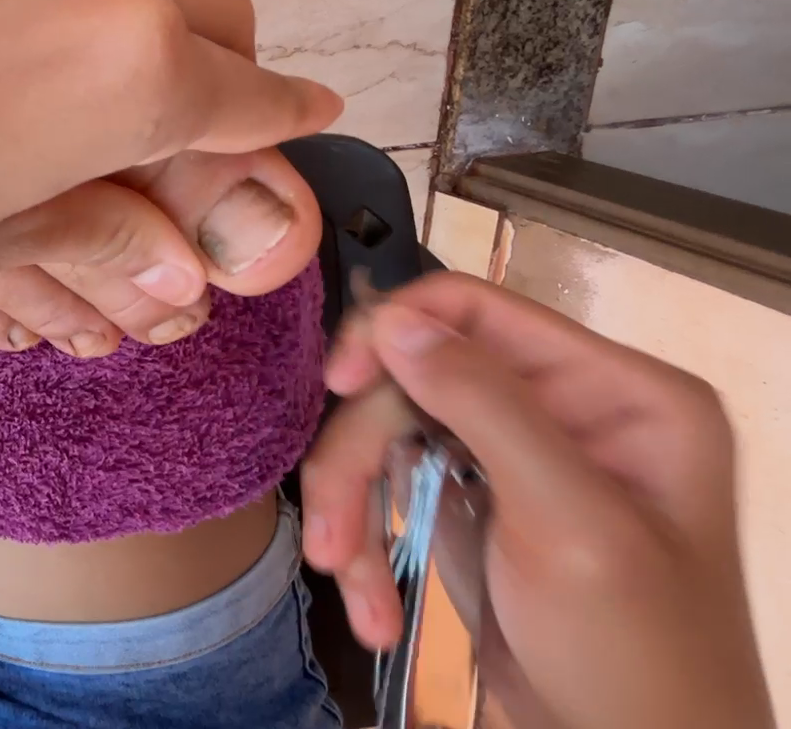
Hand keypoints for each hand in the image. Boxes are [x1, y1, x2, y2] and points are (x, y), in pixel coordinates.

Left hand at [0, 0, 341, 366]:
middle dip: (218, 61)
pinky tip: (5, 28)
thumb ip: (96, 231)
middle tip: (193, 121)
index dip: (275, 125)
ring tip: (104, 73)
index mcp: (116, 68)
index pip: (243, 93)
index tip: (296, 129)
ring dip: (142, 0)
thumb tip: (183, 263)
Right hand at [301, 273, 773, 728]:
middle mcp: (554, 402)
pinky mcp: (459, 484)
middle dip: (360, 459)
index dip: (392, 333)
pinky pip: (382, 474)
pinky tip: (370, 596)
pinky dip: (364, 530)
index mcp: (613, 391)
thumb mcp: (569, 525)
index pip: (472, 310)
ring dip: (351, 504)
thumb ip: (487, 407)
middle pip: (406, 380)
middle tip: (331, 535)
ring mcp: (502, 445)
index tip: (338, 385)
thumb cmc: (632, 653)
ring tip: (344, 576)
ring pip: (381, 429)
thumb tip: (391, 317)